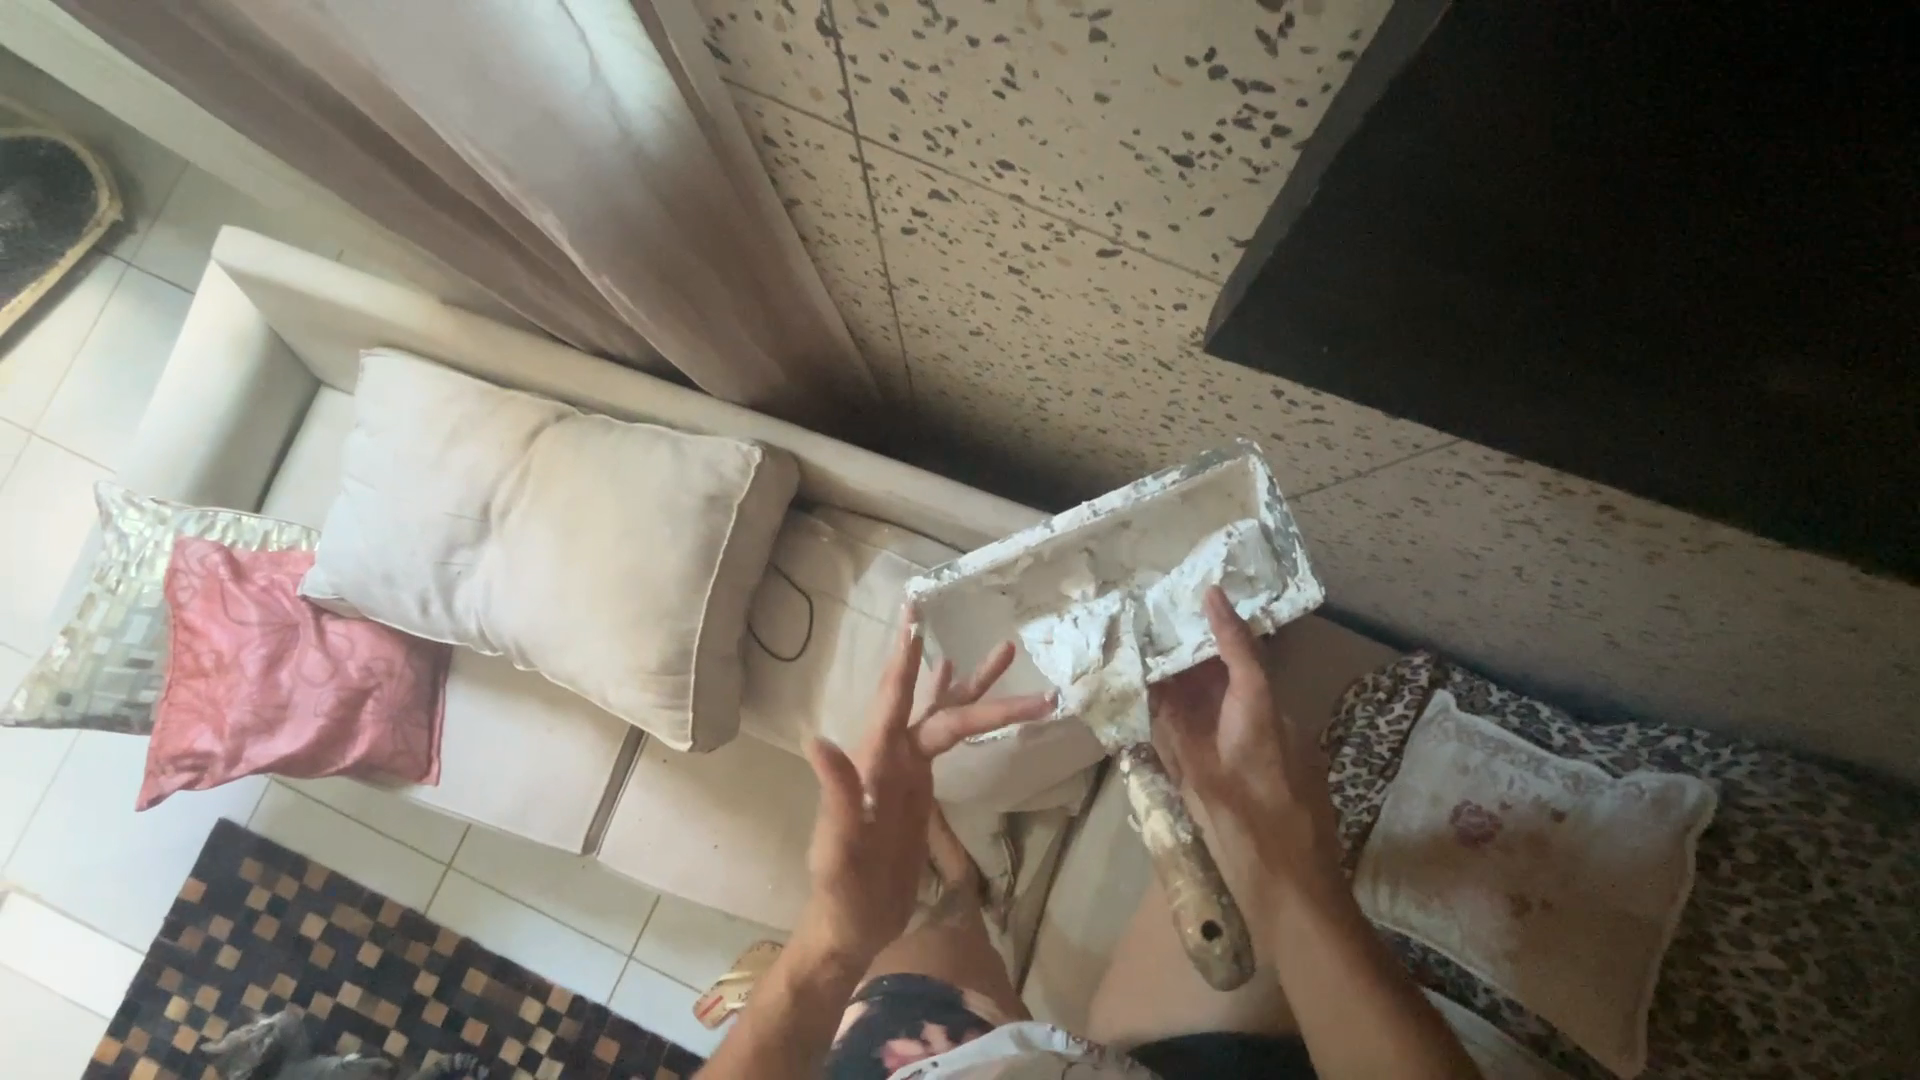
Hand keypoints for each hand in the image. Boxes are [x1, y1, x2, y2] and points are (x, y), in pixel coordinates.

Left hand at [796, 617, 1053, 970]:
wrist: (853, 925)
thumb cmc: (841, 893)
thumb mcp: (837, 851)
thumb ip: (836, 797)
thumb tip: (816, 740)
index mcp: (872, 764)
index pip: (891, 705)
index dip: (905, 666)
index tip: (917, 623)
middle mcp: (889, 756)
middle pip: (937, 710)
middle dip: (977, 687)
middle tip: (1010, 648)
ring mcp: (905, 768)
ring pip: (942, 714)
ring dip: (971, 684)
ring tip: (1003, 649)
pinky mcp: (918, 783)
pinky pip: (942, 736)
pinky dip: (955, 707)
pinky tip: (960, 683)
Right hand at [1151, 587, 1341, 906]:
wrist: (1300, 895)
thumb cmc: (1246, 834)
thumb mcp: (1198, 781)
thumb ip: (1176, 734)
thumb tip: (1153, 693)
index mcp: (1259, 718)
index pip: (1242, 656)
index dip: (1225, 623)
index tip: (1209, 591)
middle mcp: (1280, 723)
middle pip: (1246, 675)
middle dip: (1213, 654)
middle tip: (1176, 636)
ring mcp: (1291, 747)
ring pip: (1251, 702)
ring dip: (1218, 687)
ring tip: (1180, 674)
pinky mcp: (1293, 770)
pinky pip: (1256, 726)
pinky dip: (1227, 716)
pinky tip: (1203, 725)